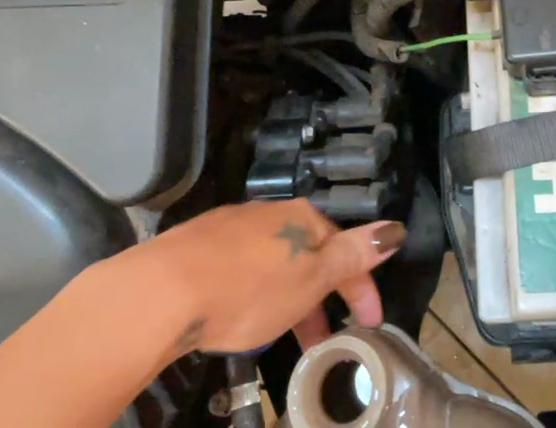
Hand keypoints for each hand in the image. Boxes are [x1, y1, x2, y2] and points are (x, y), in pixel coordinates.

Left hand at [109, 200, 404, 355]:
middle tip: (327, 340)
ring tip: (284, 335)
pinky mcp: (199, 245)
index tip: (370, 325)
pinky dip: (256, 289)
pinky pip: (242, 266)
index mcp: (302, 218)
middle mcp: (270, 214)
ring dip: (290, 295)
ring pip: (275, 261)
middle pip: (309, 254)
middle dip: (323, 296)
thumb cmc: (247, 288)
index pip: (345, 249)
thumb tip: (394, 229)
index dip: (363, 288)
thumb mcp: (310, 278)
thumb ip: (352, 255)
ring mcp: (231, 227)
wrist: (161, 292)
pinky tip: (243, 312)